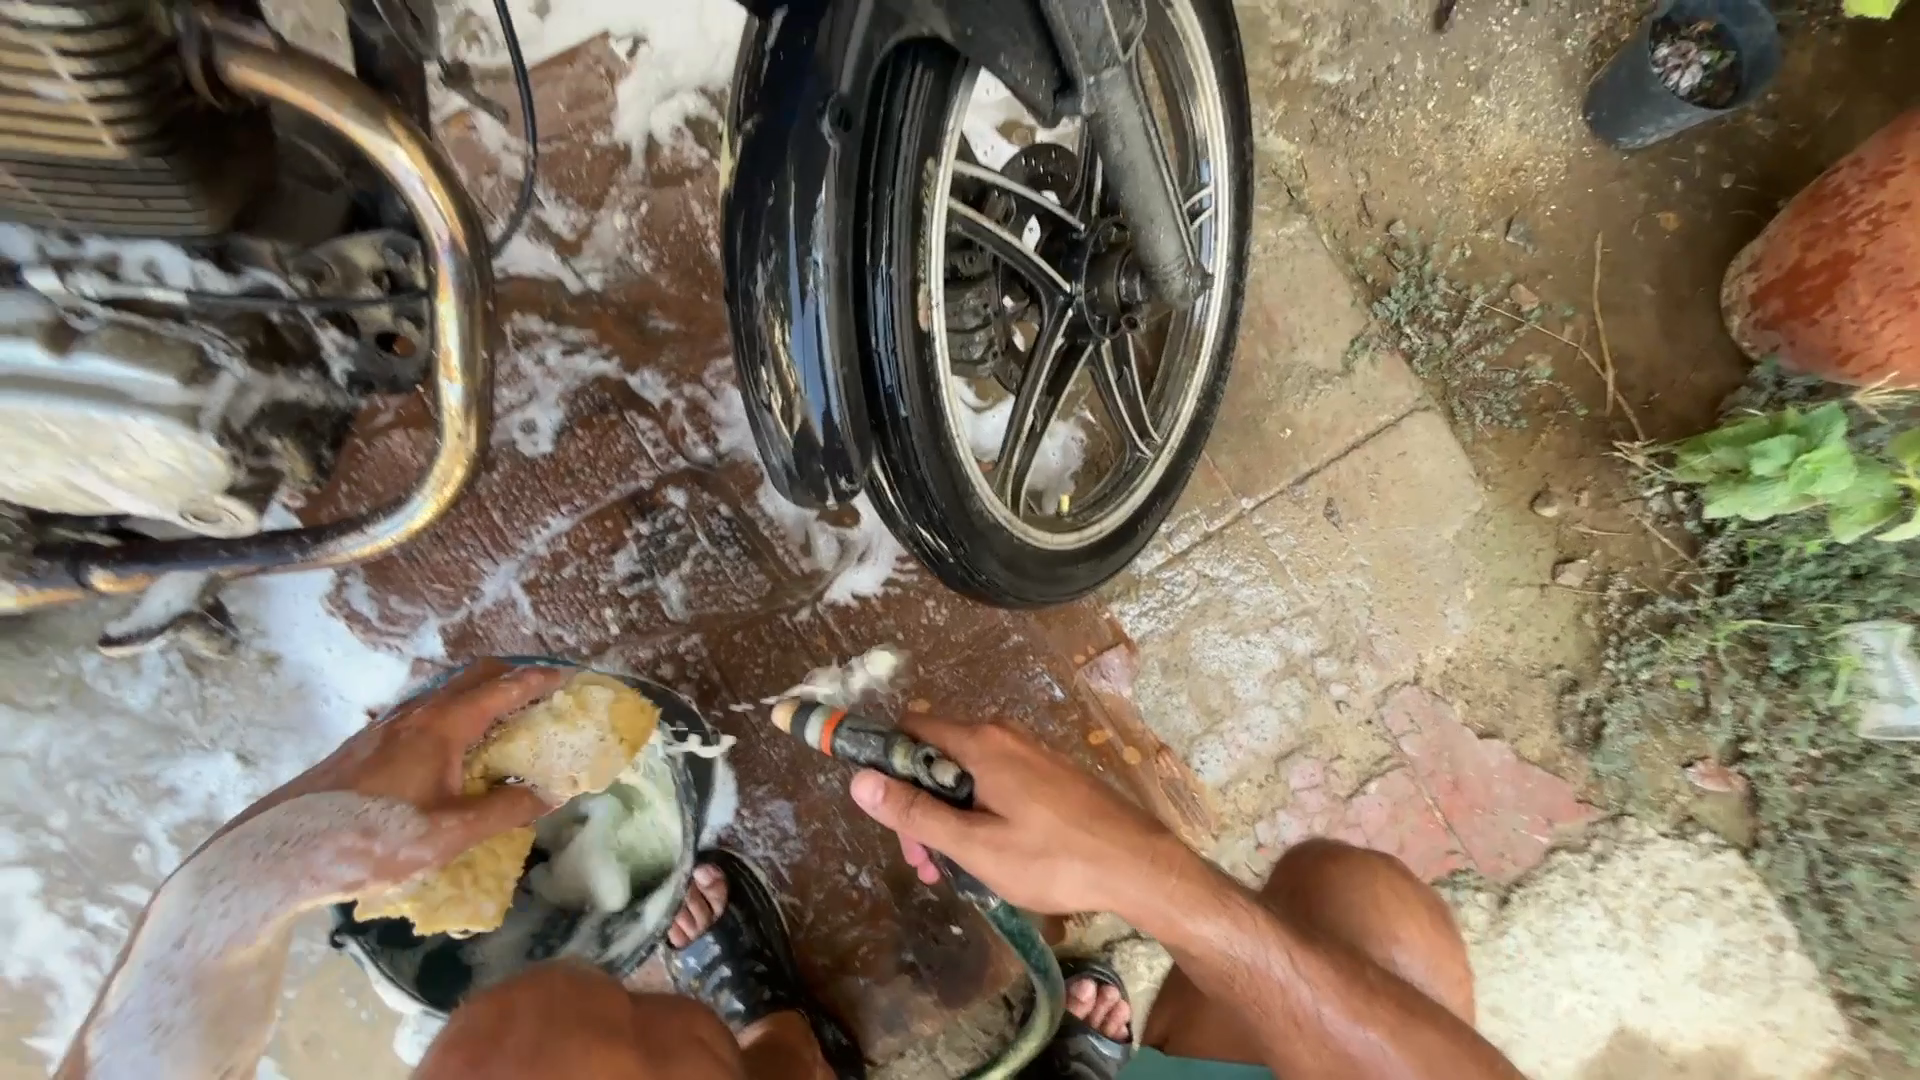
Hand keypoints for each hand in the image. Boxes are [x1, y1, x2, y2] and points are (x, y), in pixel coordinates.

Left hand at [234, 659, 569, 884]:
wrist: (270, 855)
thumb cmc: (370, 840)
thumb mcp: (449, 835)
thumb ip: (506, 809)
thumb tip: (552, 793)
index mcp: (444, 726)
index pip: (506, 688)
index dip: (543, 679)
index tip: (572, 677)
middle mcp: (418, 714)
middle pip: (476, 675)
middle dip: (515, 675)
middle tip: (544, 690)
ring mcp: (387, 727)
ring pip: (447, 692)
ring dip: (483, 693)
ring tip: (505, 718)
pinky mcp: (365, 745)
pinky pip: (426, 711)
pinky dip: (457, 712)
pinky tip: (453, 749)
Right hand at [847, 717, 1192, 915]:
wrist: (1136, 864)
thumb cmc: (1052, 858)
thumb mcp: (975, 845)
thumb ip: (916, 813)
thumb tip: (860, 780)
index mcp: (980, 742)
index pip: (911, 727)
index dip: (887, 760)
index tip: (885, 809)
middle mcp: (1001, 733)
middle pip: (937, 754)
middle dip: (919, 803)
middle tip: (923, 862)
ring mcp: (1028, 750)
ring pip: (967, 772)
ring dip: (948, 814)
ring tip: (954, 870)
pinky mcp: (1047, 770)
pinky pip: (995, 780)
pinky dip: (978, 810)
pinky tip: (989, 853)